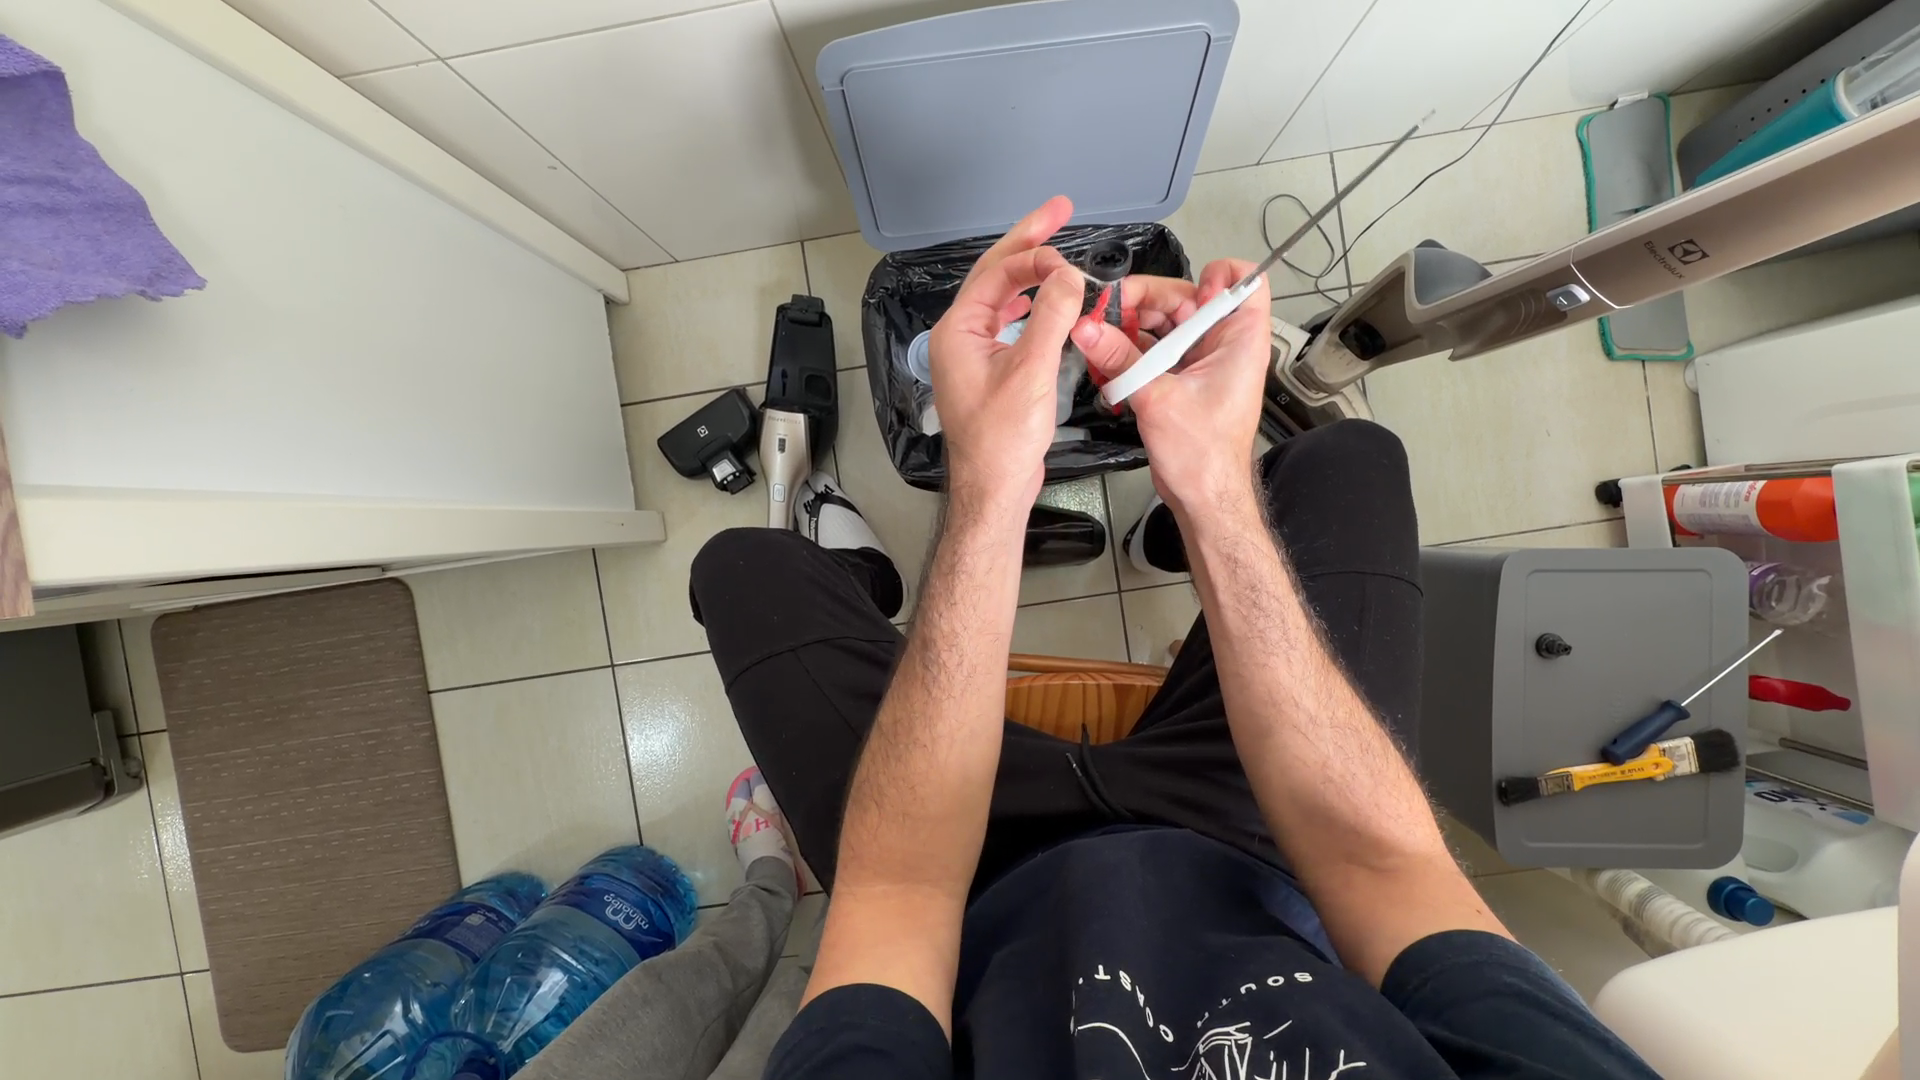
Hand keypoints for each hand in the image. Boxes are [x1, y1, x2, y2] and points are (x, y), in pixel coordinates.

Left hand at [928, 196, 1084, 512]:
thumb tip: (1068, 275)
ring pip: (1002, 300)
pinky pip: (1009, 325)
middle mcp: (960, 338)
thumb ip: (1051, 316)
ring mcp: (973, 355)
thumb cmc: (1002, 440)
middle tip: (1059, 211)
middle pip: (995, 276)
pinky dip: (1031, 307)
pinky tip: (1046, 301)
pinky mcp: (989, 372)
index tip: (1067, 242)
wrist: (994, 486)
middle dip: (1027, 244)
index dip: (1032, 250)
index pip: (996, 272)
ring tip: (1055, 248)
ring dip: (1030, 274)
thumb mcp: (1032, 371)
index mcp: (958, 331)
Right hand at [1071, 259, 1270, 515]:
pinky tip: (1106, 360)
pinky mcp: (1179, 379)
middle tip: (1107, 310)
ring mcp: (1200, 362)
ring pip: (1165, 324)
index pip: (1243, 281)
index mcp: (1238, 339)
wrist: (1202, 496)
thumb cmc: (1203, 455)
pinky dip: (1130, 352)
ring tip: (1099, 336)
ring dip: (1131, 327)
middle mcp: (1222, 344)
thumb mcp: (1157, 397)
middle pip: (1186, 299)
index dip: (1212, 276)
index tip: (1176, 293)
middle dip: (1146, 301)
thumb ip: (1119, 358)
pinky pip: (1154, 351)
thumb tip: (1087, 328)